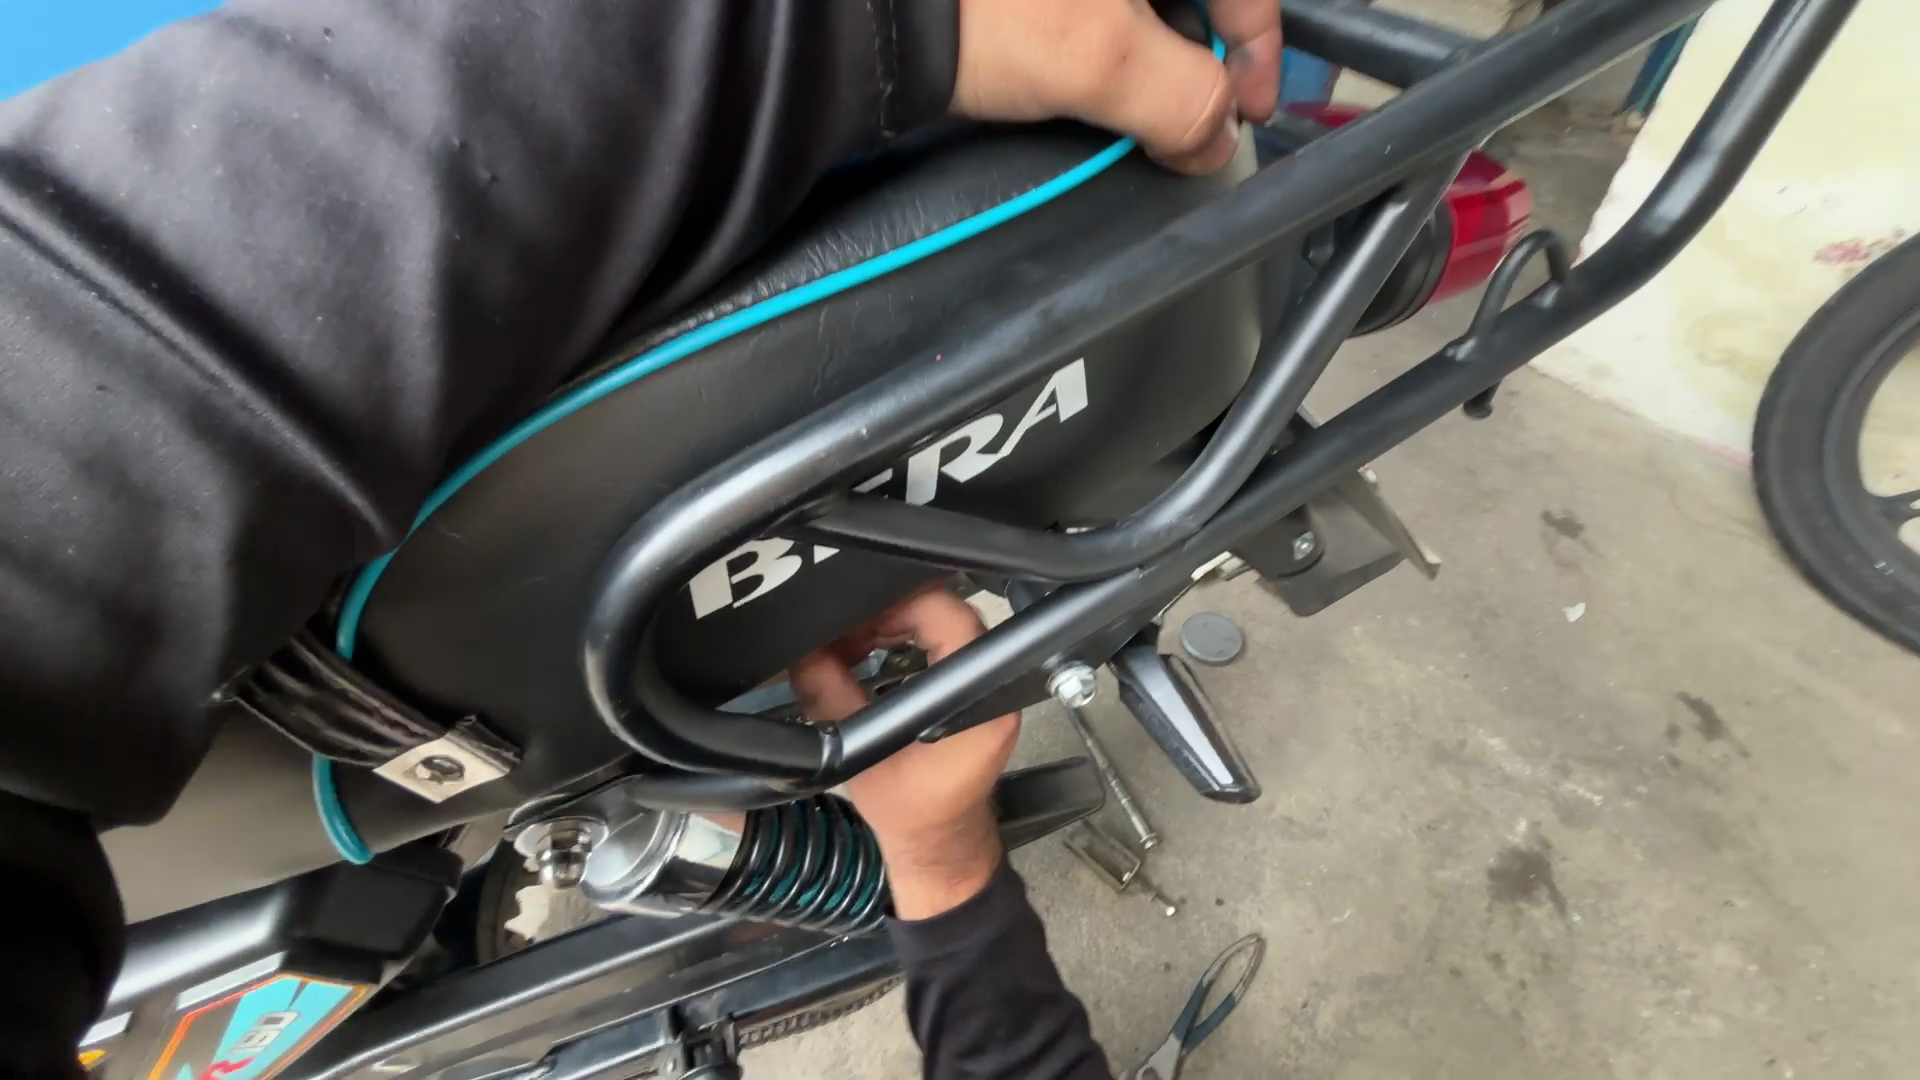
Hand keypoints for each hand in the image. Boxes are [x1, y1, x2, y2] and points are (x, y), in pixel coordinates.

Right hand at [789, 588, 1019, 918]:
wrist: (941, 842)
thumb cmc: (913, 812)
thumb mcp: (860, 757)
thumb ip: (831, 700)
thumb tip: (803, 654)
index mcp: (978, 701)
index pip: (948, 619)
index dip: (898, 606)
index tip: (857, 619)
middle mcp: (993, 685)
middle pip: (942, 613)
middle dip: (887, 613)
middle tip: (844, 631)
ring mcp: (987, 684)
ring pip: (940, 622)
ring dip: (893, 624)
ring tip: (852, 640)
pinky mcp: (973, 686)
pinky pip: (941, 641)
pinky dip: (905, 638)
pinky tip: (873, 649)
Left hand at [952, 0, 1282, 173]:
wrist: (894, 15)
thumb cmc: (999, 18)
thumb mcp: (1104, 60)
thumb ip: (1182, 99)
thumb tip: (1219, 138)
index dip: (1260, 52)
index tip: (1249, 116)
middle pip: (1197, 1)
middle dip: (1205, 66)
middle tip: (1193, 128)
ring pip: (1154, 12)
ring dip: (1161, 67)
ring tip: (1148, 121)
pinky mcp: (1054, 5)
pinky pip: (1112, 21)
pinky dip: (1120, 59)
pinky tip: (1107, 95)